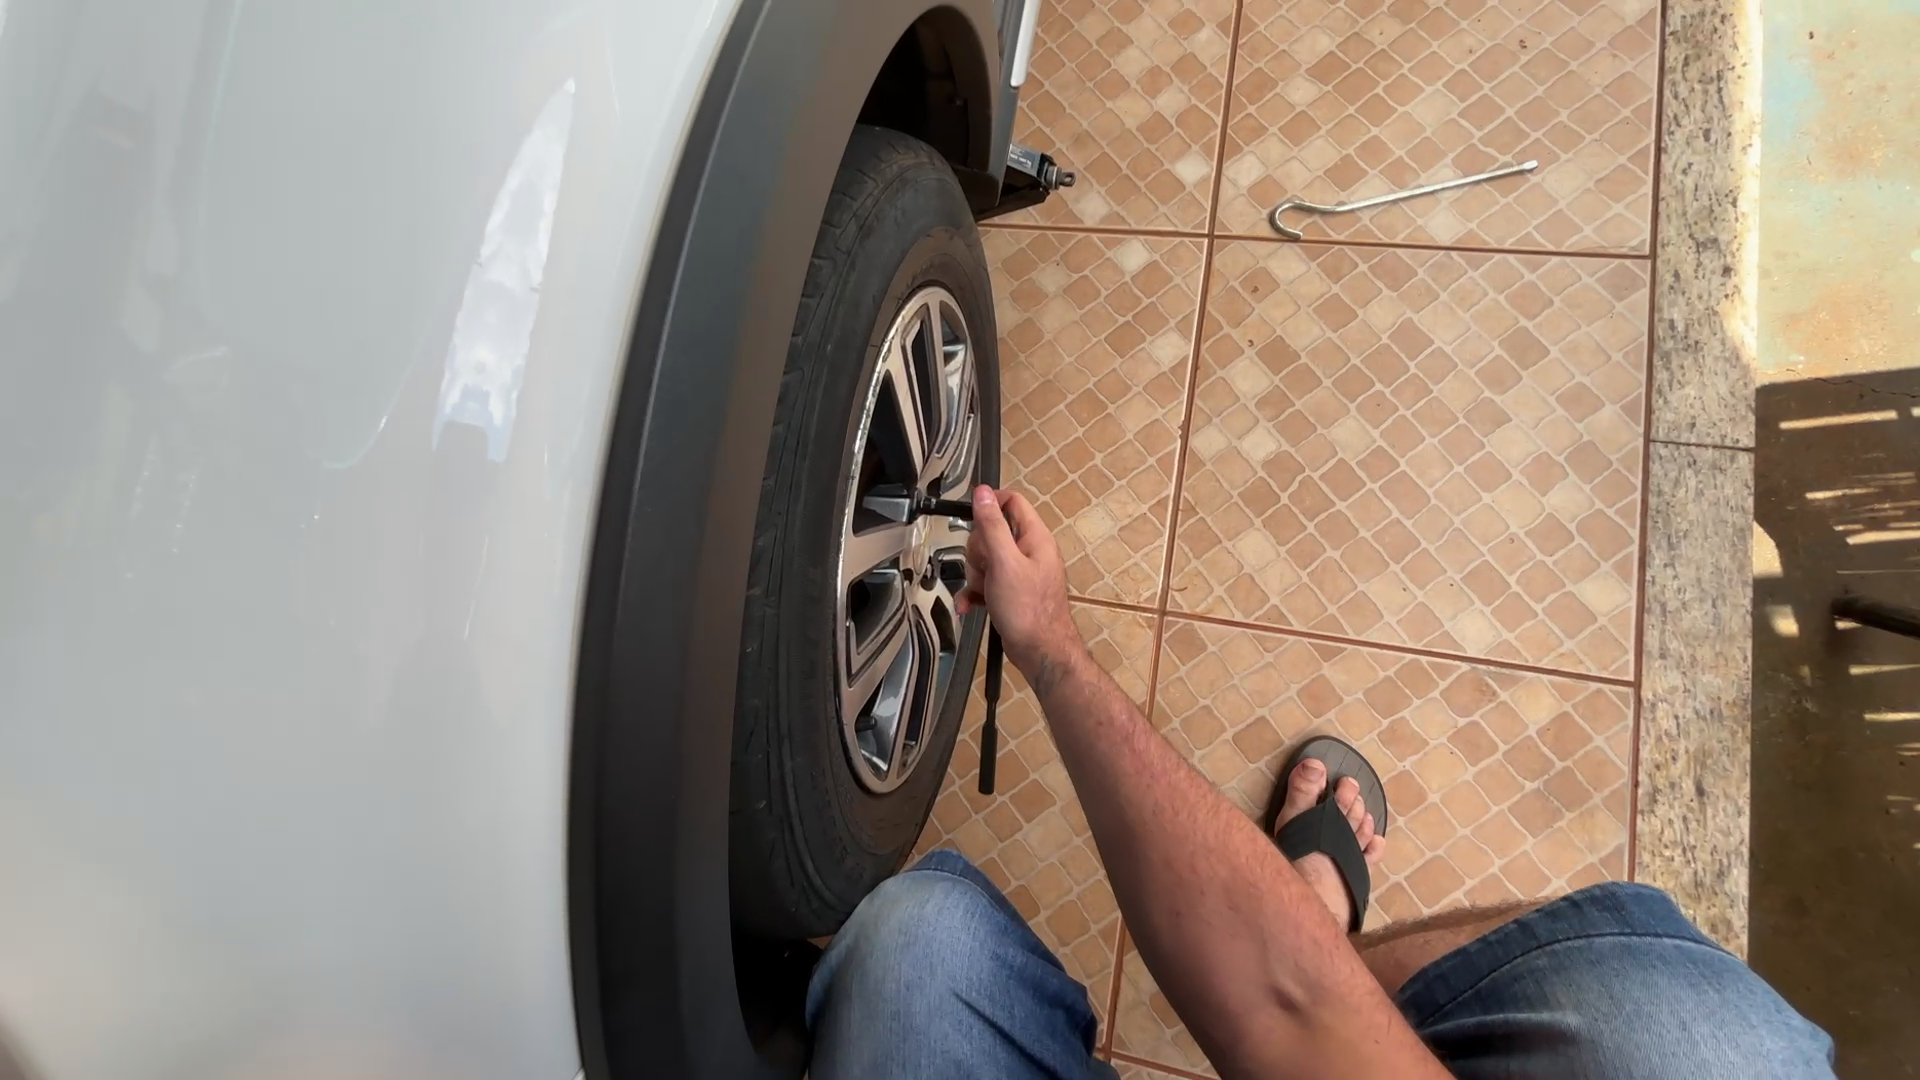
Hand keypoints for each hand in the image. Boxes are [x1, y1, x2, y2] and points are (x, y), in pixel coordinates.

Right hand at [957, 485, 1085, 684]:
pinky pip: (985, 583)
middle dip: (978, 553)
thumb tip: (983, 492)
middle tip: (987, 569)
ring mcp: (1019, 572)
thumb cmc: (1027, 609)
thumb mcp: (1004, 562)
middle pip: (991, 533)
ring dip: (976, 577)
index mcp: (1034, 537)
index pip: (1011, 502)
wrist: (1039, 652)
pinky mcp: (1010, 592)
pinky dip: (975, 593)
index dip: (989, 505)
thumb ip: (992, 526)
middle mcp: (1029, 551)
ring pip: (985, 560)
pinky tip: (970, 605)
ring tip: (985, 592)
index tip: (971, 520)